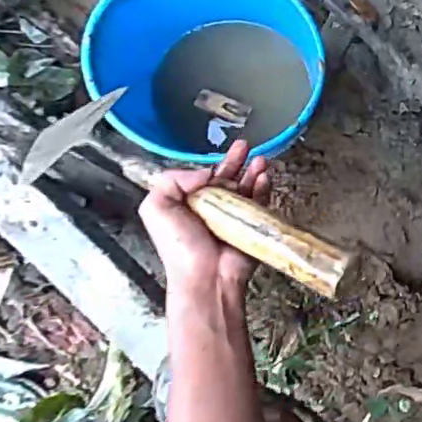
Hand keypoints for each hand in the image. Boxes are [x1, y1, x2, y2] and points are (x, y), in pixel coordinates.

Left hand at [139, 140, 271, 301]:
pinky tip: (264, 177)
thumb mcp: (157, 208)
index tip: (220, 155)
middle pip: (227, 178)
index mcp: (187, 204)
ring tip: (260, 159)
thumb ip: (172, 180)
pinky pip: (261, 200)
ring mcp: (234, 215)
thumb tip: (206, 172)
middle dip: (236, 161)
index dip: (212, 165)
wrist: (207, 275)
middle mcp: (211, 208)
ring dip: (254, 171)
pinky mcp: (253, 223)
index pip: (202, 177)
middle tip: (244, 145)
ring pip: (246, 186)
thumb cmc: (180, 247)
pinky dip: (264, 187)